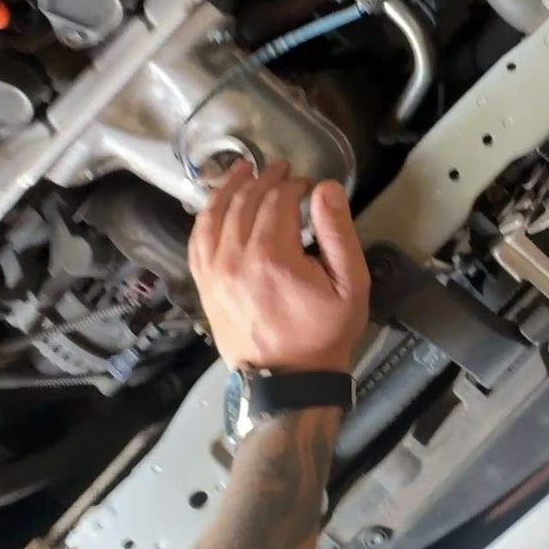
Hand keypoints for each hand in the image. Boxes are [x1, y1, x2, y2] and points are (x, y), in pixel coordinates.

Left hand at [189, 161, 368, 373]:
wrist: (289, 380)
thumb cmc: (325, 331)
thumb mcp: (350, 284)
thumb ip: (338, 232)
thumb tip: (325, 188)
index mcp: (273, 257)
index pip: (277, 201)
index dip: (294, 185)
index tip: (309, 184)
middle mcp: (235, 259)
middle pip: (244, 202)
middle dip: (264, 179)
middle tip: (282, 169)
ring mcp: (213, 273)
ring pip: (214, 216)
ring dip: (230, 188)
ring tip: (244, 170)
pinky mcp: (205, 285)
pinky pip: (197, 240)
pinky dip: (207, 215)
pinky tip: (217, 204)